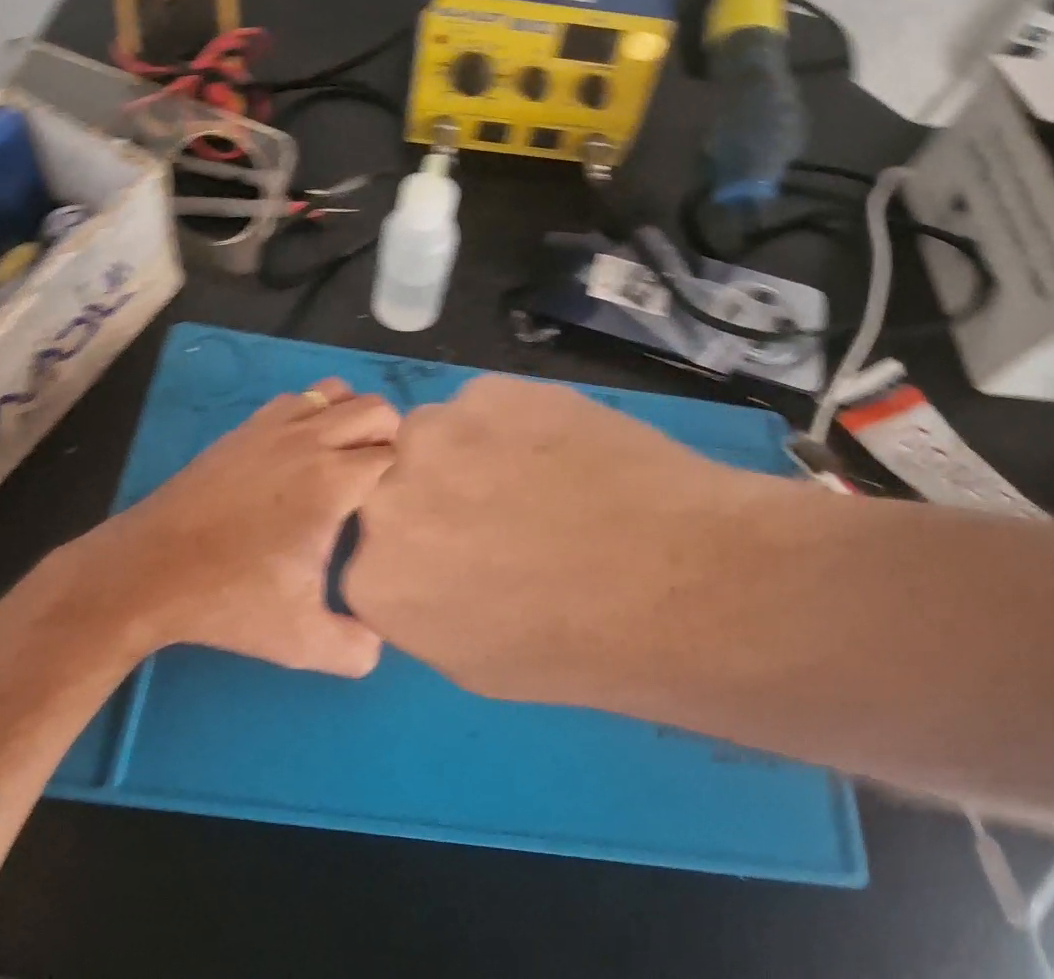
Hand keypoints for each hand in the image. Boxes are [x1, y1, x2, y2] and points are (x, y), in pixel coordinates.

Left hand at [44, 378, 395, 676]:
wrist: (148, 572)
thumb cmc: (229, 601)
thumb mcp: (302, 642)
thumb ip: (356, 648)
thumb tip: (380, 641)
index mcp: (332, 482)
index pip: (398, 454)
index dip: (412, 478)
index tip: (407, 508)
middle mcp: (308, 441)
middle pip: (377, 409)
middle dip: (394, 439)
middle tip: (387, 485)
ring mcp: (272, 428)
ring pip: (337, 392)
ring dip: (356, 417)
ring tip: (353, 460)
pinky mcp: (243, 429)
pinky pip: (297, 399)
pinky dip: (317, 412)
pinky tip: (308, 453)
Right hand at [347, 374, 801, 704]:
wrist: (680, 579)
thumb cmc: (581, 648)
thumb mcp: (475, 662)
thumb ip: (423, 608)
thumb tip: (428, 568)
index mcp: (375, 578)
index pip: (373, 557)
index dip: (423, 559)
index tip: (465, 566)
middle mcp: (387, 498)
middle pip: (394, 488)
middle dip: (435, 504)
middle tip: (502, 520)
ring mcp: (440, 435)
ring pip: (438, 439)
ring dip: (469, 458)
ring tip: (541, 483)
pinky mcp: (494, 392)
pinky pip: (487, 408)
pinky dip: (514, 427)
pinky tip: (567, 456)